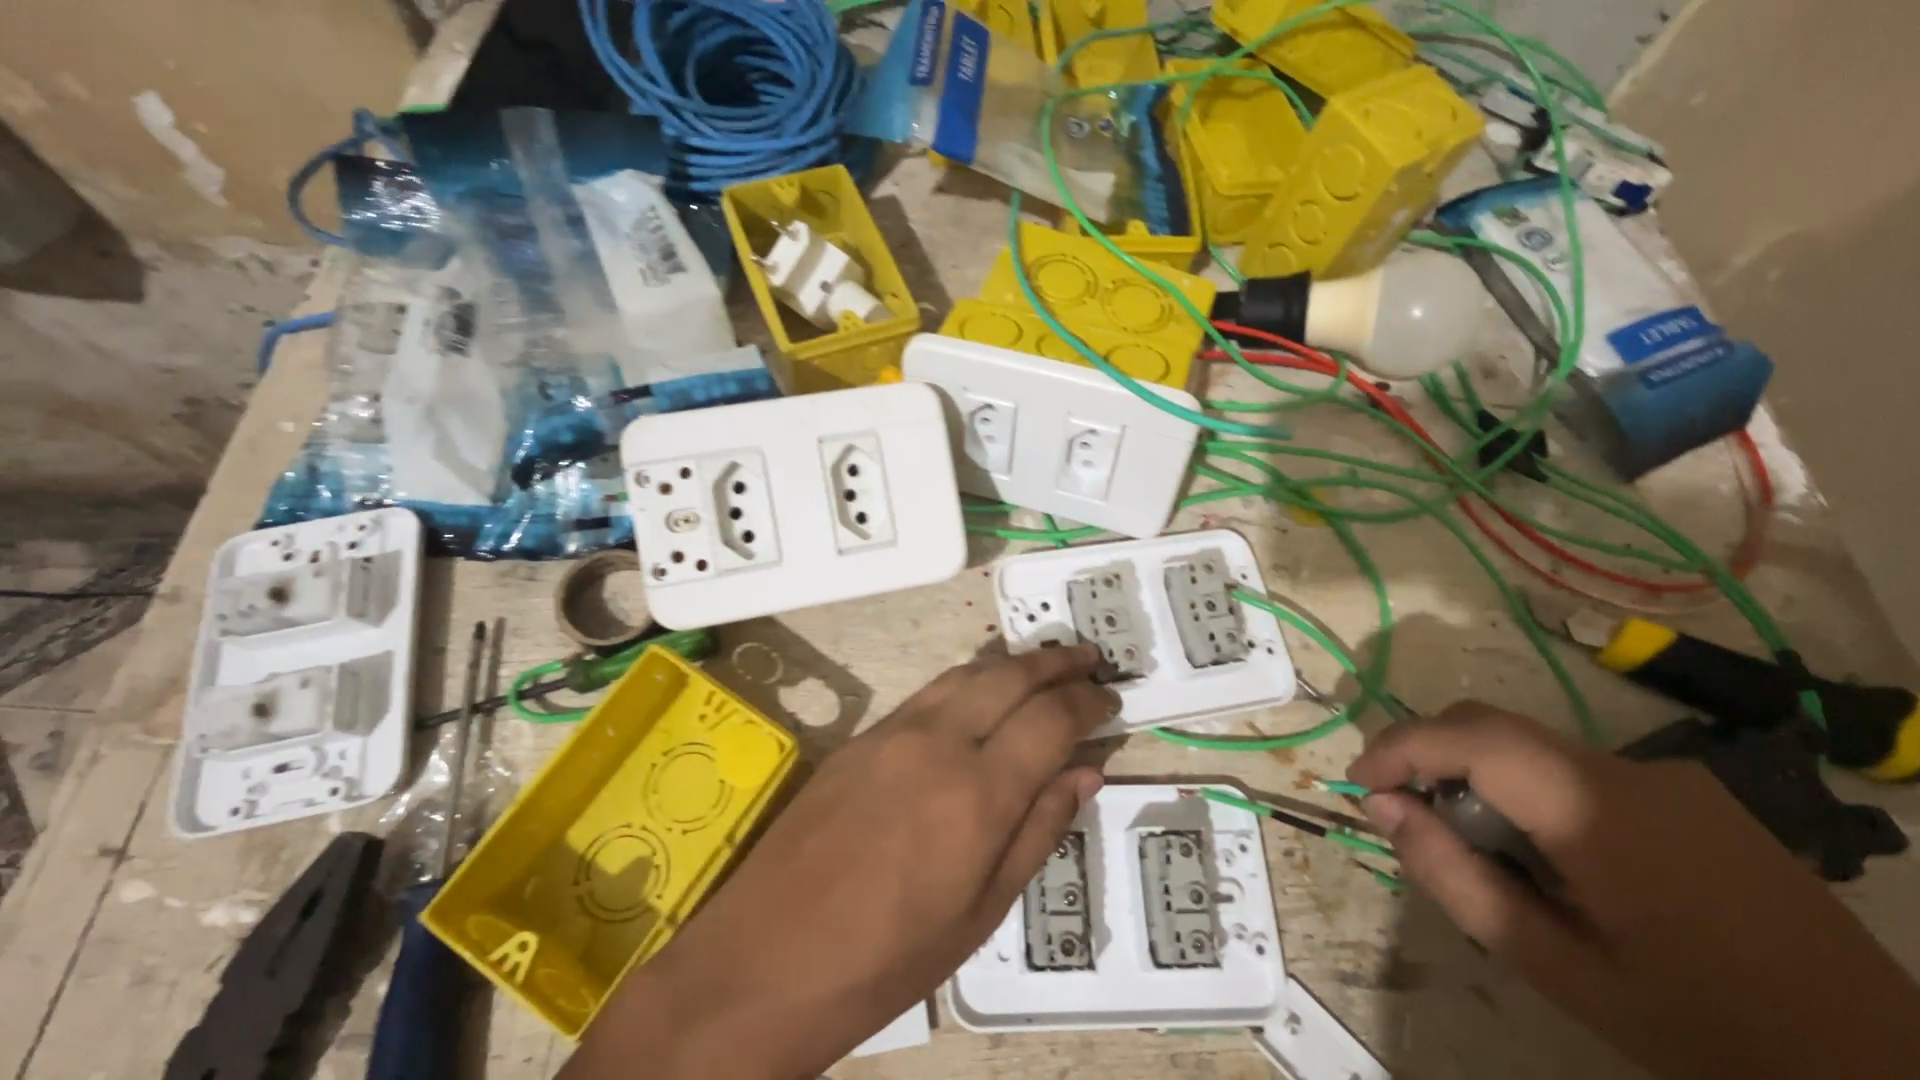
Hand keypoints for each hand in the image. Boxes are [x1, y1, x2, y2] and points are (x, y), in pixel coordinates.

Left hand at [562, 645, 1114, 1079]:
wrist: (764, 961)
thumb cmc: (886, 959)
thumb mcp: (980, 913)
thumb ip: (1037, 832)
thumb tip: (1085, 773)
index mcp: (977, 793)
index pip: (1050, 719)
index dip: (1088, 704)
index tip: (1112, 702)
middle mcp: (936, 744)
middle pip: (1009, 677)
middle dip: (1056, 662)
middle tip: (1090, 659)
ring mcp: (890, 735)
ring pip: (965, 674)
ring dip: (1011, 663)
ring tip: (1046, 663)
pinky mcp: (857, 740)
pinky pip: (927, 693)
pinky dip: (967, 681)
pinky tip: (980, 694)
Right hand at [1349, 701, 1919, 1079]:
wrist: (1871, 1065)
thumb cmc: (1695, 1024)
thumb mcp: (1556, 965)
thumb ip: (1457, 878)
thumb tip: (1384, 806)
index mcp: (1599, 809)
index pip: (1472, 736)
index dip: (1399, 745)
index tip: (1357, 784)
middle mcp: (1634, 770)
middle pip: (1499, 729)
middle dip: (1431, 758)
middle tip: (1401, 817)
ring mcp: (1672, 779)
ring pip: (1535, 752)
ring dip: (1483, 783)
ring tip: (1483, 859)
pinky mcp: (1695, 797)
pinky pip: (1580, 774)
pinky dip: (1531, 797)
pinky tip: (1551, 864)